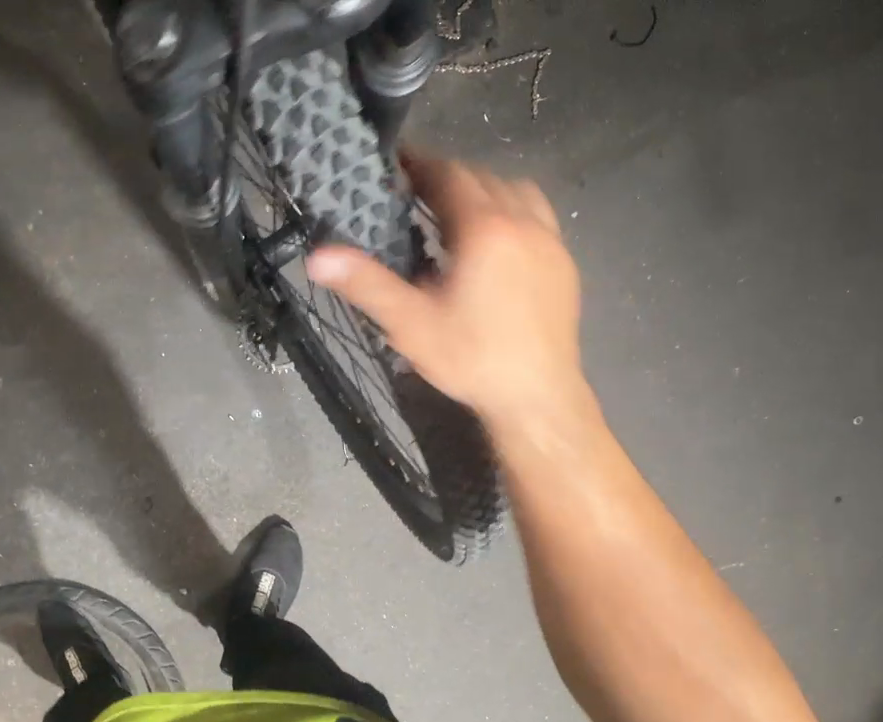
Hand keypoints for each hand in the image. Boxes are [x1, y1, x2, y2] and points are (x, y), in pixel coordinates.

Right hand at [306, 151, 590, 431]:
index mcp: (483, 229)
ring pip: (515, 193)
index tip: (396, 165)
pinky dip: (511, 215)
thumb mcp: (410, 324)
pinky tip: (494, 245)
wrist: (536, 396)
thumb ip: (367, 285)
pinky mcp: (564, 263)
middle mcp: (522, 222)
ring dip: (483, 193)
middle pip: (482, 179)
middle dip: (448, 180)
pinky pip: (537, 218)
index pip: (449, 175)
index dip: (421, 165)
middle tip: (416, 195)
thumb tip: (317, 258)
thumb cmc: (470, 359)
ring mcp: (550, 241)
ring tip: (455, 216)